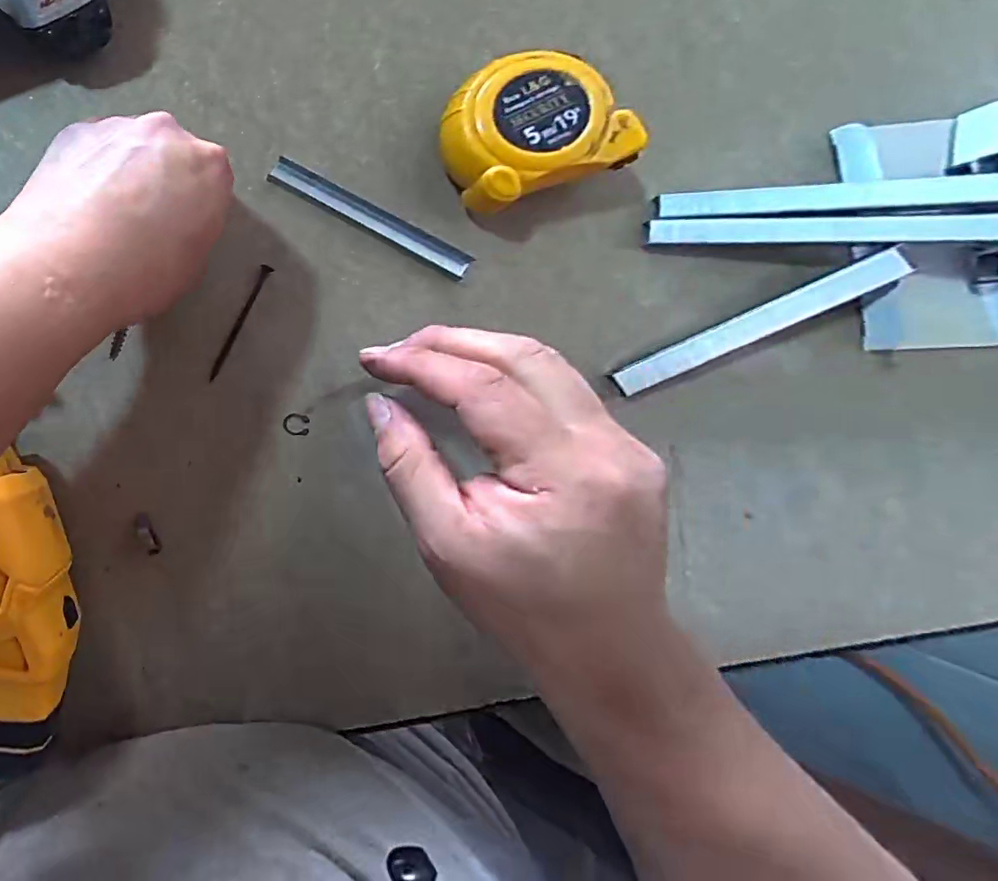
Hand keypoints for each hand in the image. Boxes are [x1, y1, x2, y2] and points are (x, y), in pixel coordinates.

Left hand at [0, 112, 232, 335]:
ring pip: (125, 146)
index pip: (209, 178)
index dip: (190, 205)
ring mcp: (117, 129)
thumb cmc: (130, 277)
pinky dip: (83, 169)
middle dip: (155, 180)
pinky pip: (87, 149)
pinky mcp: (74, 134)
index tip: (175, 224)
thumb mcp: (187, 270)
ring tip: (97, 217)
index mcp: (209, 167)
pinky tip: (72, 204)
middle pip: (167, 153)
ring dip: (117, 172)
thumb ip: (192, 232)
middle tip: (135, 221)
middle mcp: (166, 134)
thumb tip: (175, 231)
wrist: (64, 270)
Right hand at [359, 326, 670, 675]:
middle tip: (393, 350)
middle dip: (449, 341)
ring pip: (547, 363)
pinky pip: (558, 388)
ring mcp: (626, 443)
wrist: (611, 655)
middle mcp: (608, 444)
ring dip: (477, 349)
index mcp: (566, 471)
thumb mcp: (444, 540)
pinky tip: (468, 382)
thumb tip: (381, 405)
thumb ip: (408, 464)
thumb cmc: (519, 605)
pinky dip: (504, 372)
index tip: (372, 359)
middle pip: (524, 357)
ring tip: (421, 356)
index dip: (421, 364)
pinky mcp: (625, 450)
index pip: (484, 388)